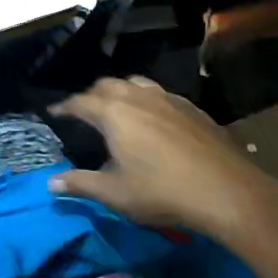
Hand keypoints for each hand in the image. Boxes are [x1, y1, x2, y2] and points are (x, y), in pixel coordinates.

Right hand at [48, 77, 277, 243]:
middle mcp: (140, 97)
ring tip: (116, 109)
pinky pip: (160, 94)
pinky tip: (152, 120)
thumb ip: (81, 183)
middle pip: (108, 85)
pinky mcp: (192, 108)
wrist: (225, 190)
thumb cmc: (161, 192)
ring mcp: (169, 99)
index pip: (81, 102)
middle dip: (92, 95)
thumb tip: (51, 182)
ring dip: (121, 92)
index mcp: (115, 113)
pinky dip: (146, 100)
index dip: (64, 107)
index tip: (54, 112)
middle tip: (84, 112)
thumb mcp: (115, 193)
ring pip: (137, 84)